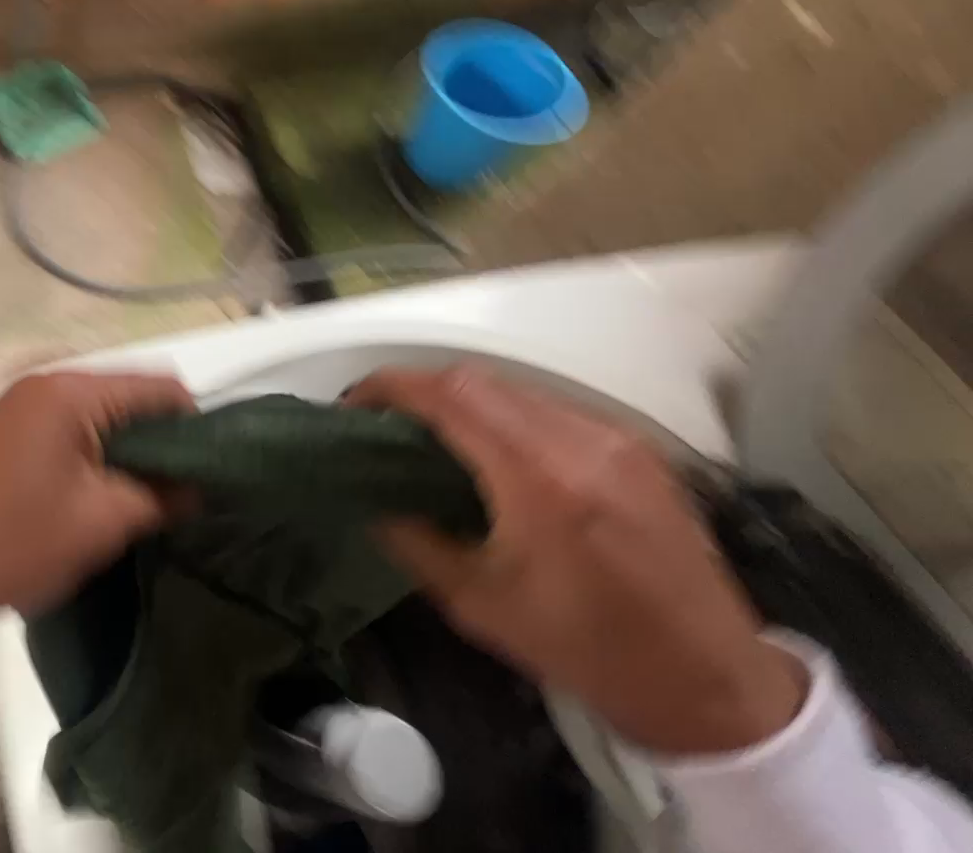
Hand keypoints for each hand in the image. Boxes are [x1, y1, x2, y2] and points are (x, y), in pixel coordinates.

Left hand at [0, 371, 193, 630]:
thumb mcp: (100, 522)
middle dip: (161, 440)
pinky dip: (94, 451)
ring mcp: (19, 402)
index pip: (158, 385)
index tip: (211, 471)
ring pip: (99, 414)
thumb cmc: (12, 542)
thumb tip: (200, 486)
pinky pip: (68, 427)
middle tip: (182, 492)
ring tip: (146, 498)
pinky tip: (102, 491)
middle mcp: (44, 380)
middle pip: (128, 395)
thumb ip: (162, 495)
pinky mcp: (6, 427)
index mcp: (70, 391)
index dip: (194, 424)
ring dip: (127, 449)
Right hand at [346, 364, 807, 754]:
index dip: (391, 387)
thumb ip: (412, 538)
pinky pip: (552, 408)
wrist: (709, 683)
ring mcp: (618, 440)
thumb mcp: (474, 601)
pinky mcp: (638, 450)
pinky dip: (505, 414)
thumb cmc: (584, 649)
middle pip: (479, 380)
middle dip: (419, 389)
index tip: (354, 405)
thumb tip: (369, 499)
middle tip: (384, 421)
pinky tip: (490, 451)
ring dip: (462, 399)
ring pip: (516, 388)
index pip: (451, 396)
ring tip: (430, 434)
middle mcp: (583, 443)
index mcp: (540, 479)